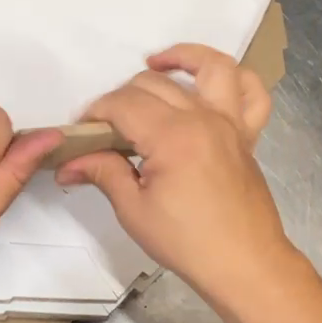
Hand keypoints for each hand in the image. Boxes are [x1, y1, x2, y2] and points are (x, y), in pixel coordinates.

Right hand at [55, 44, 299, 302]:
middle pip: (154, 85)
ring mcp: (230, 123)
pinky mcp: (247, 134)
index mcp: (172, 137)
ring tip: (156, 65)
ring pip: (212, 68)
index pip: (123, 104)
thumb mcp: (134, 210)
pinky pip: (253, 94)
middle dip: (121, 98)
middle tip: (105, 128)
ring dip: (183, 58)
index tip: (82, 132)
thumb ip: (103, 173)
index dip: (96, 112)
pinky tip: (209, 83)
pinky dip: (236, 78)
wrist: (245, 264)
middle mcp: (204, 118)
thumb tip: (68, 163)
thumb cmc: (187, 242)